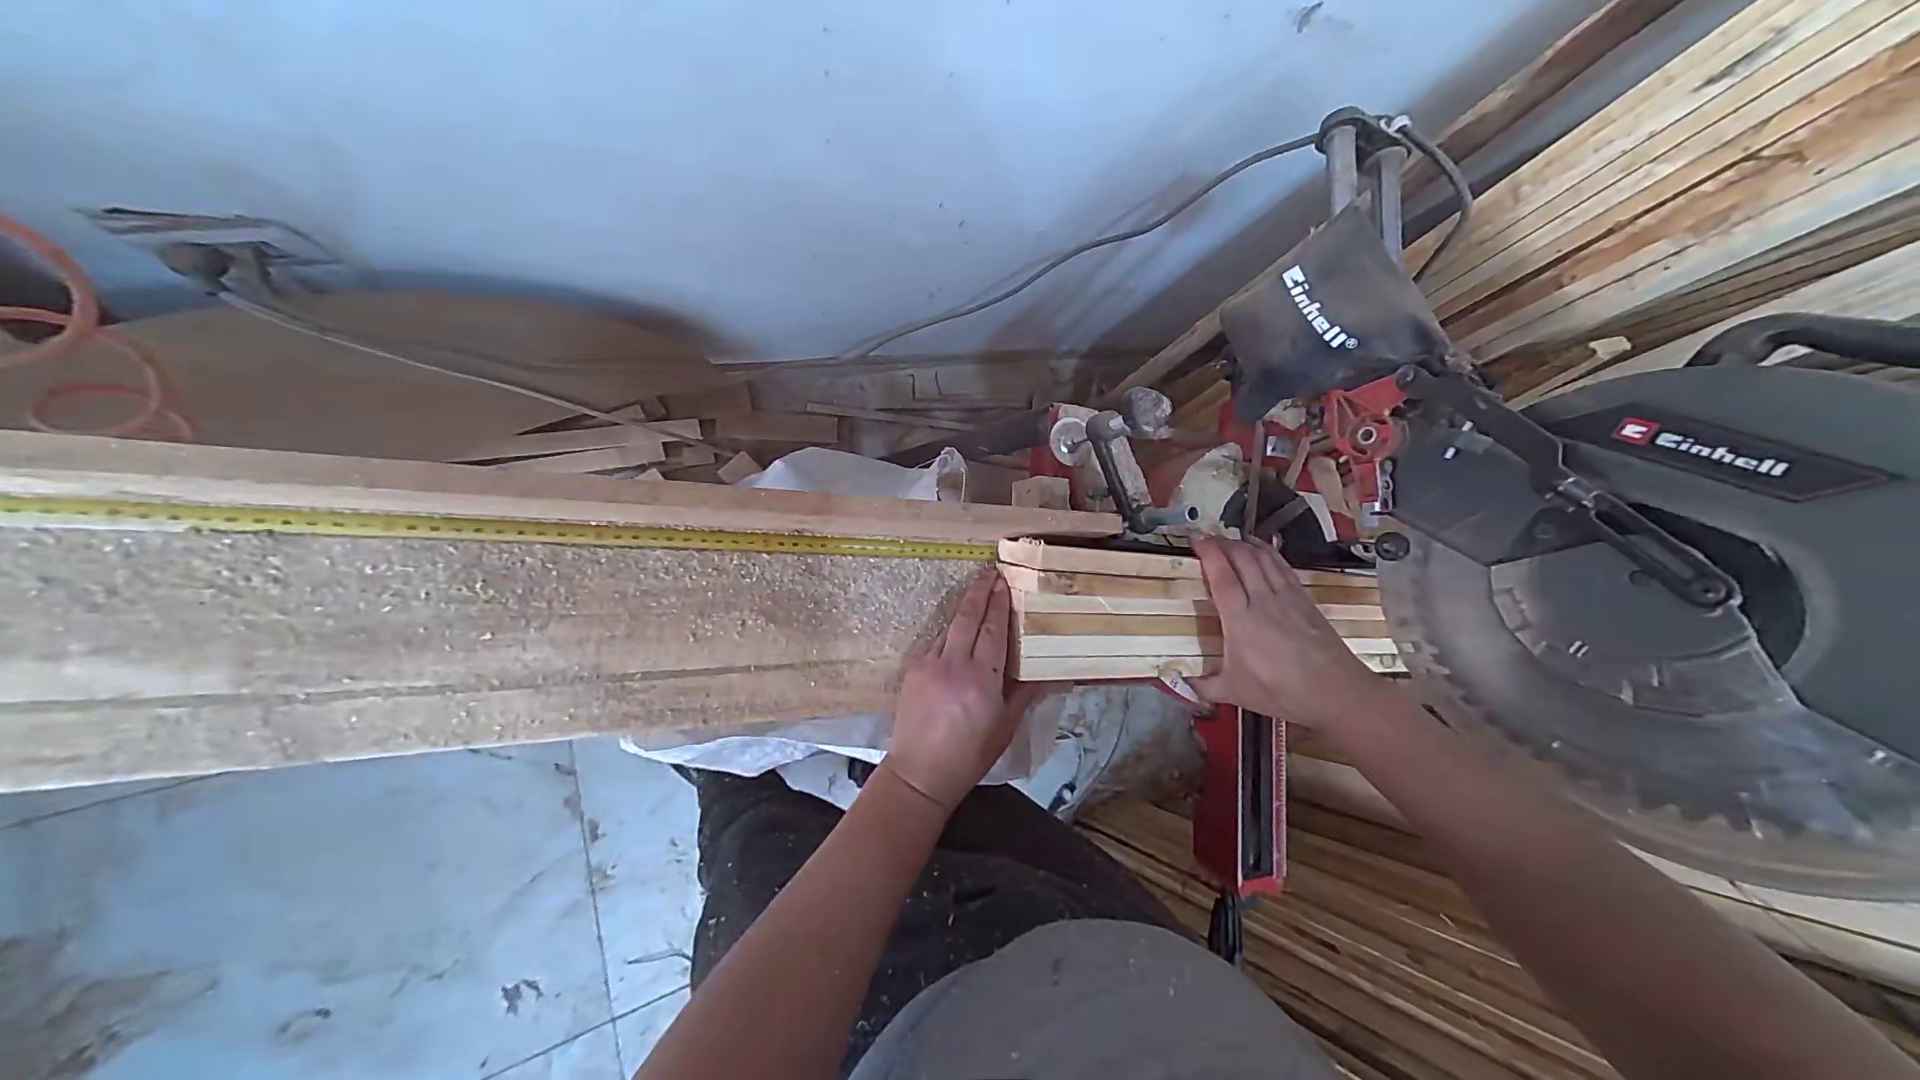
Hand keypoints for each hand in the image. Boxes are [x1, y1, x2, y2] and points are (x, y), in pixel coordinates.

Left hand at [882, 571, 1027, 812]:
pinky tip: (959, 631)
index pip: (993, 629)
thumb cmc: (970, 755)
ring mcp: (929, 664)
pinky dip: (950, 633)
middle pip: (969, 617)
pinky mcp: (913, 670)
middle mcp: (954, 664)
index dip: (1000, 603)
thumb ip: (1024, 692)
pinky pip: (936, 643)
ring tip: (978, 593)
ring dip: (965, 609)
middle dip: (980, 591)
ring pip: (951, 627)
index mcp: (982, 679)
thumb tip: (1048, 671)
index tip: (1005, 583)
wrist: (920, 773)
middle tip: (991, 573)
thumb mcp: (1006, 726)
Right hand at [1189, 536, 1384, 727]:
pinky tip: (1262, 548)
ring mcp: (1286, 597)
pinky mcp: (1304, 600)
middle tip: (1208, 538)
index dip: (1208, 552)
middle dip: (1223, 542)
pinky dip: (1269, 552)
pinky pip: (1282, 567)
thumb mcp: (1234, 693)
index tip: (1195, 538)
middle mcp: (1262, 601)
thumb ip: (1203, 685)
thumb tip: (1177, 683)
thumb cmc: (1281, 692)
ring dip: (1245, 544)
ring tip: (1231, 538)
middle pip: (1242, 558)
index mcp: (1240, 620)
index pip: (1221, 575)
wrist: (1335, 692)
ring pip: (1264, 558)